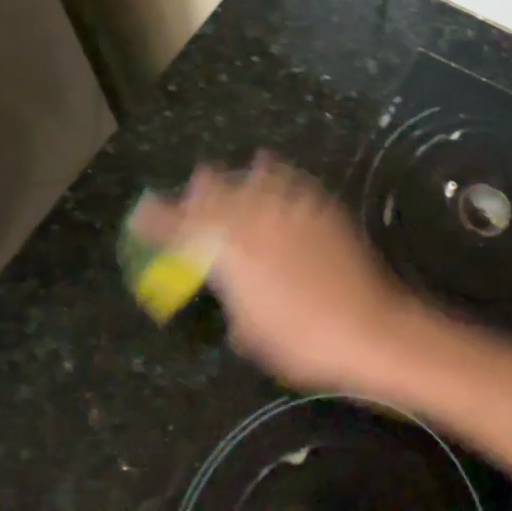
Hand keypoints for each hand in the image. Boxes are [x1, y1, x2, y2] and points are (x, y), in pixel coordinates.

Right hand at [130, 154, 413, 392]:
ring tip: (223, 174)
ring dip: (235, 178)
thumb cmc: (304, 341)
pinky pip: (290, 180)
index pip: (186, 228)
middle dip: (199, 191)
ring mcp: (294, 208)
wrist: (369, 326)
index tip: (142, 211)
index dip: (160, 219)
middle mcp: (260, 221)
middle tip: (189, 187)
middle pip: (220, 193)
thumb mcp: (252, 328)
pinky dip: (275, 175)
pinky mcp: (322, 206)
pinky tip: (270, 170)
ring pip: (254, 179)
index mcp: (235, 253)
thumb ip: (234, 293)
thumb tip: (230, 279)